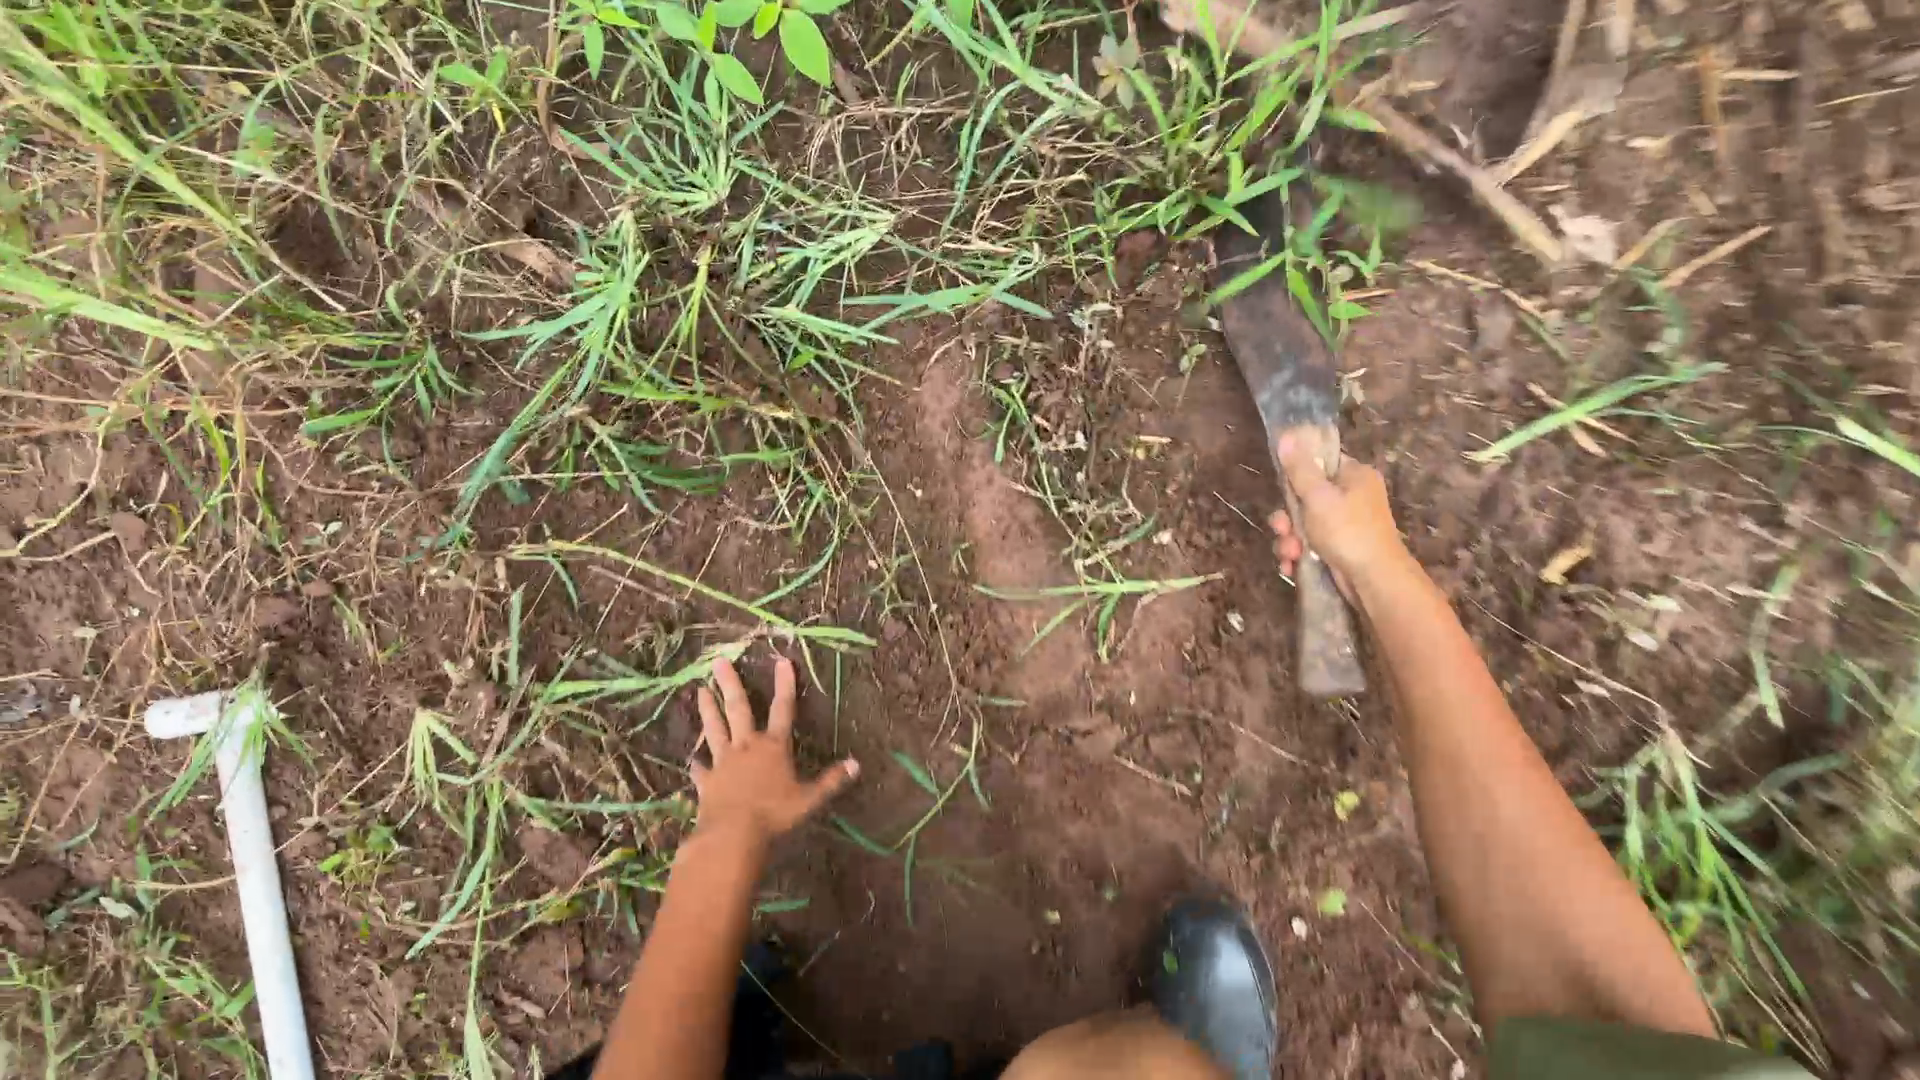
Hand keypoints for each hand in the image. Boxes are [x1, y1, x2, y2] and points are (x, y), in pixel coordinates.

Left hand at [690, 656, 858, 849]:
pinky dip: (698, 764)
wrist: (732, 833)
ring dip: (708, 710)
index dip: (784, 685)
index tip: (782, 661)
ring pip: (715, 729)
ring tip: (700, 690)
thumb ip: (831, 781)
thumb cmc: (774, 813)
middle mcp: (747, 746)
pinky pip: (701, 769)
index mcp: (774, 746)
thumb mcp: (810, 799)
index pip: (783, 709)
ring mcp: (723, 762)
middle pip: (738, 709)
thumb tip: (856, 764)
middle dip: (730, 684)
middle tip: (717, 662)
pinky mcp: (707, 781)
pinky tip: (693, 760)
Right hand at [1268, 434, 1408, 591]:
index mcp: (1355, 475)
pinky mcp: (1341, 546)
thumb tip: (1285, 435)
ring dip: (1290, 539)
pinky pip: (1312, 542)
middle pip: (1307, 496)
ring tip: (1289, 554)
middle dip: (1289, 518)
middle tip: (1283, 530)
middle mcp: (1354, 496)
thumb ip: (1299, 468)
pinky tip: (1292, 564)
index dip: (1297, 475)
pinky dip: (1300, 553)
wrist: (1373, 579)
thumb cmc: (1348, 531)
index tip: (1283, 490)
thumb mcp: (1318, 496)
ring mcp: (1348, 523)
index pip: (1321, 462)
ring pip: (1305, 523)